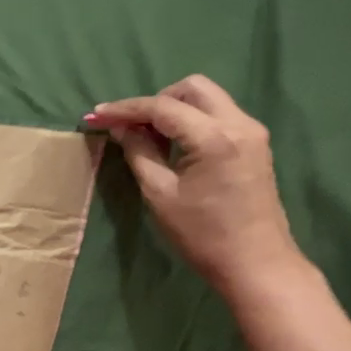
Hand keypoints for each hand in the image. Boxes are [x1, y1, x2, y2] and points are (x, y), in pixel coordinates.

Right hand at [85, 75, 305, 294]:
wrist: (254, 262)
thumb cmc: (201, 232)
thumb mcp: (159, 192)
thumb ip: (139, 152)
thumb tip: (120, 127)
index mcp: (214, 138)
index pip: (163, 107)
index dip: (125, 108)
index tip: (96, 114)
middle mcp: (239, 124)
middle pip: (193, 88)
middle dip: (155, 100)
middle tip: (129, 126)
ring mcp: (251, 132)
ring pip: (207, 99)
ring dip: (173, 108)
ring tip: (145, 135)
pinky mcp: (254, 143)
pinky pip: (217, 115)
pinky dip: (190, 119)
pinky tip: (170, 142)